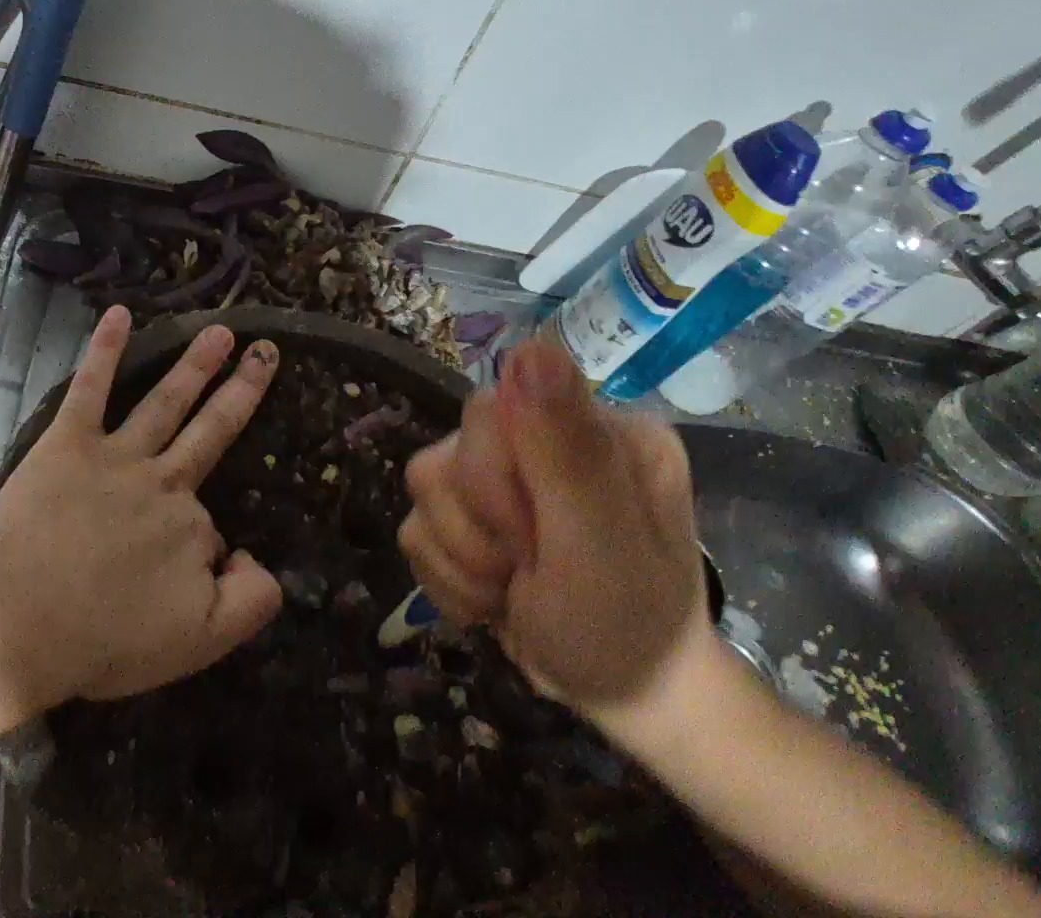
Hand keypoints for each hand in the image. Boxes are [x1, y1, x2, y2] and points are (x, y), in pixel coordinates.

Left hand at [0, 305, 283, 704]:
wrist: (18, 621)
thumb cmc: (103, 638)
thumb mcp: (199, 642)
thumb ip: (248, 601)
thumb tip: (250, 557)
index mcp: (191, 527)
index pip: (210, 529)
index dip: (201, 559)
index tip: (172, 591)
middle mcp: (162, 481)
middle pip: (211, 430)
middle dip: (242, 391)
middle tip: (267, 353)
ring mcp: (114, 456)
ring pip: (165, 402)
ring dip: (194, 365)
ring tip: (220, 331)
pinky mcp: (66, 443)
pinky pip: (89, 389)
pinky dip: (104, 352)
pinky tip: (119, 315)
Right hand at [399, 336, 710, 716]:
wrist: (619, 695)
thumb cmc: (625, 623)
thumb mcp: (603, 544)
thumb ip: (566, 449)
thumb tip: (531, 346)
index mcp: (595, 429)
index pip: (491, 412)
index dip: (492, 483)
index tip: (535, 540)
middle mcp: (544, 440)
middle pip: (449, 454)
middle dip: (479, 531)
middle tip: (529, 571)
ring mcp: (502, 479)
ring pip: (423, 491)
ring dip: (461, 560)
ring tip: (512, 590)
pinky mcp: (468, 517)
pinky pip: (415, 529)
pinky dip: (448, 578)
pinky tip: (493, 597)